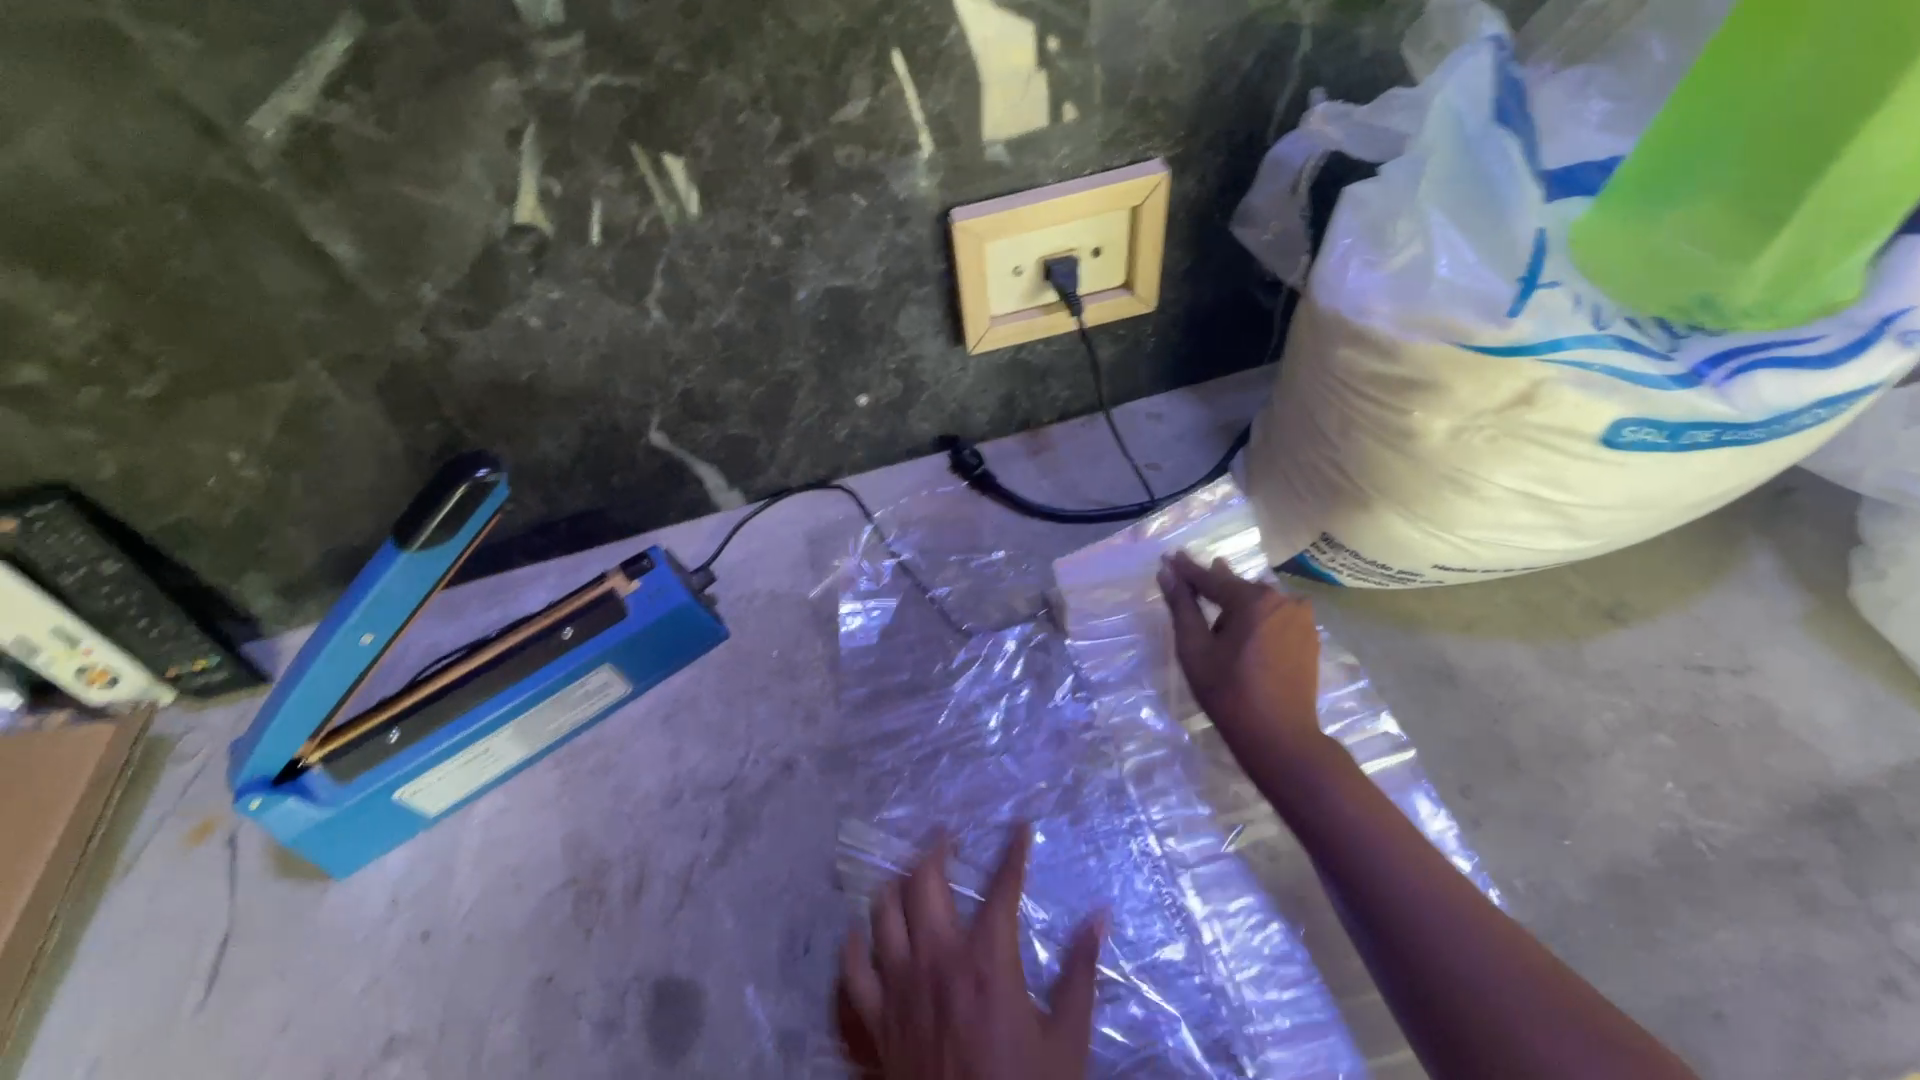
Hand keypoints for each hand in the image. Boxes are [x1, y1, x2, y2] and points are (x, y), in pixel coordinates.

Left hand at [840, 825, 1104, 1079]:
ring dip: (895, 886)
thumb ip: (1079, 973)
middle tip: (948, 836)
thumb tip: (1099, 918)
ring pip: (882, 914)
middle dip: (935, 850)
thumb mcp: (1067, 1039)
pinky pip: (853, 970)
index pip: (1002, 888)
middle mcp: (936, 961)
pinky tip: (863, 933)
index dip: (1014, 852)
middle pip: (923, 883)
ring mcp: (899, 988)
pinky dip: (856, 945)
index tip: (1021, 828)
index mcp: (987, 961)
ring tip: (908, 874)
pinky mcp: (875, 1019)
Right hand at [1157, 551, 1323, 753]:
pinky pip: (1277, 619)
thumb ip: (1182, 606)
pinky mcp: (1310, 638)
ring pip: (1260, 604)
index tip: (1170, 557)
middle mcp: (1283, 600)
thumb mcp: (1195, 649)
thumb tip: (1167, 573)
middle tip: (1193, 587)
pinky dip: (1259, 622)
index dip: (1187, 570)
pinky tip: (1247, 639)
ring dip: (1239, 608)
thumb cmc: (1229, 692)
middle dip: (1215, 588)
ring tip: (1221, 624)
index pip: (1211, 578)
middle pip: (1239, 589)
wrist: (1279, 737)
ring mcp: (1302, 619)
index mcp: (1253, 599)